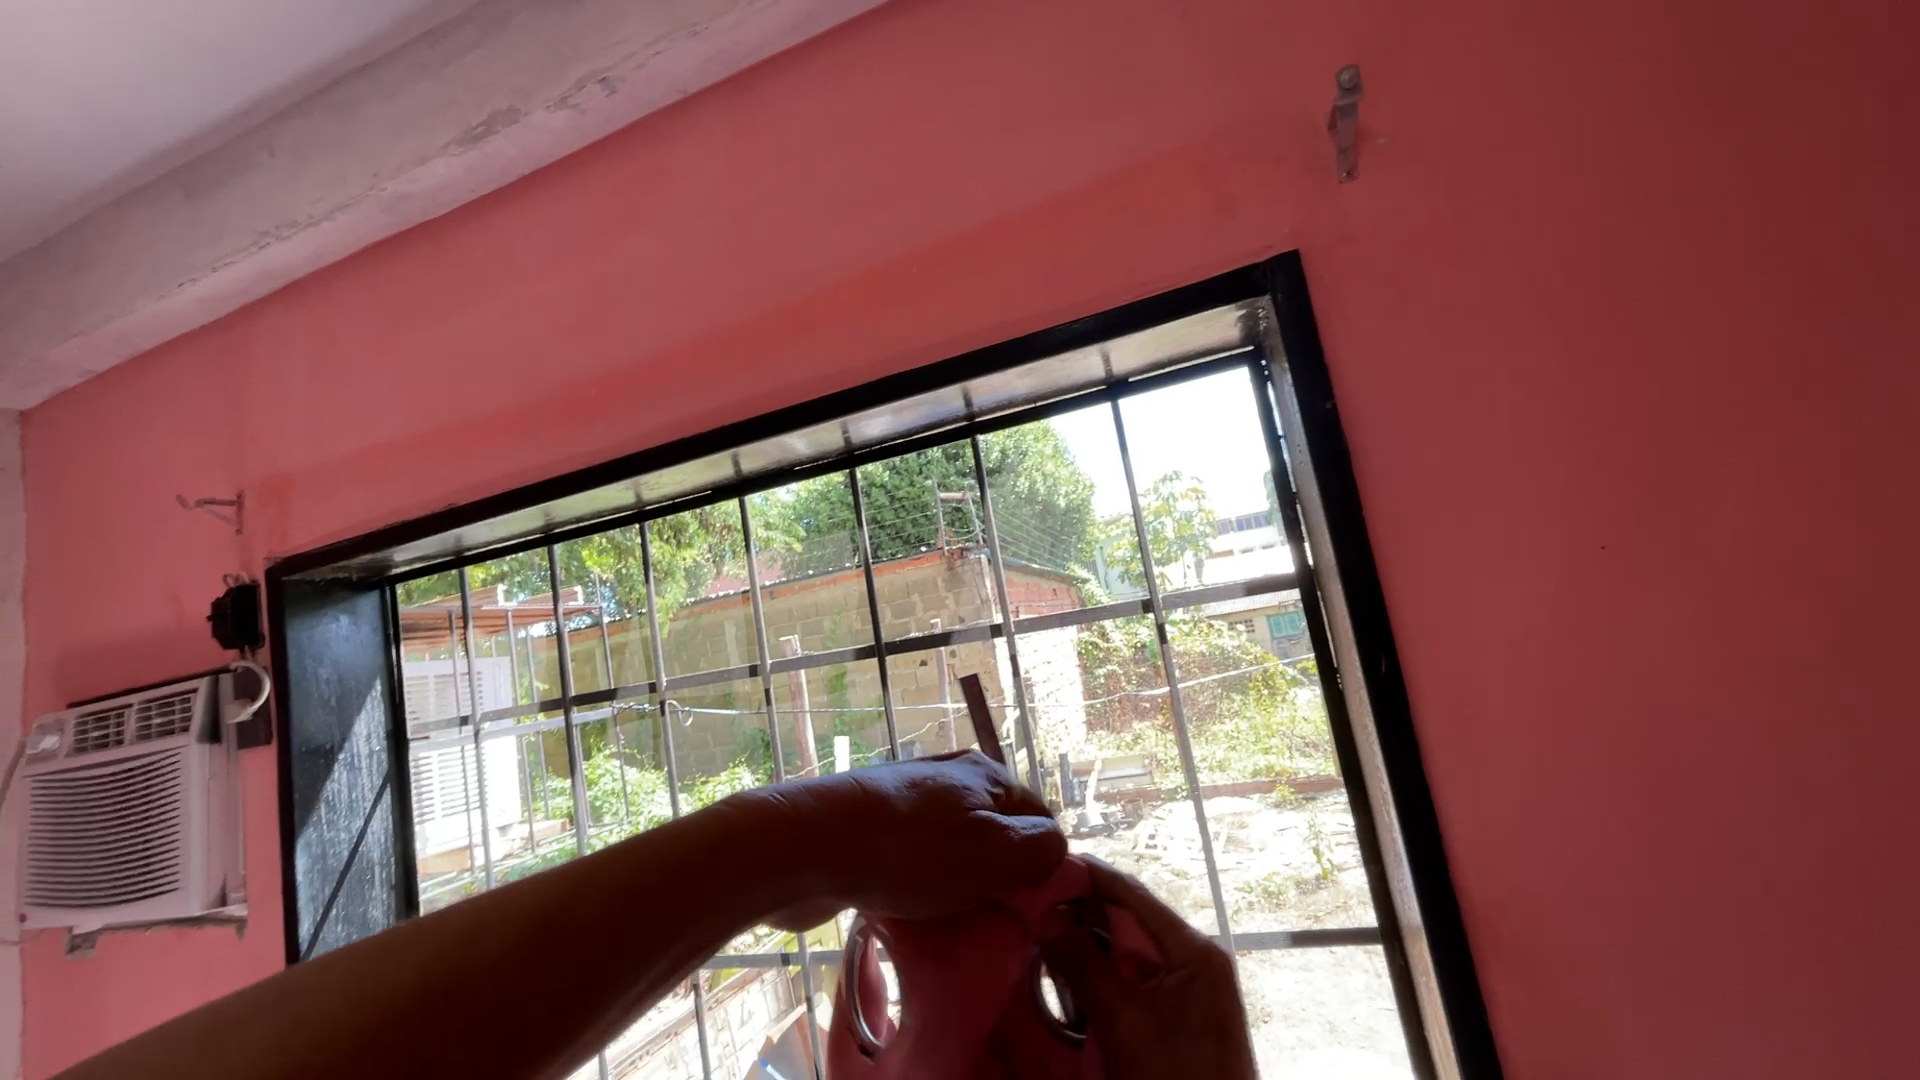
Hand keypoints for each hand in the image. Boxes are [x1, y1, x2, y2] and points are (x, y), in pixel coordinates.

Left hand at [749, 750, 1066, 927]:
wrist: (809, 844)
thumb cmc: (913, 850)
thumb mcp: (997, 851)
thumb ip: (1041, 849)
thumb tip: (1053, 849)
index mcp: (987, 775)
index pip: (1041, 820)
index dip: (1041, 864)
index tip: (1025, 905)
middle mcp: (951, 776)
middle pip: (996, 834)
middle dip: (996, 876)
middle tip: (985, 915)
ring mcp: (910, 797)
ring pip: (955, 849)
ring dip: (956, 884)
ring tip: (944, 916)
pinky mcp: (874, 823)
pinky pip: (915, 857)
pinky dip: (918, 882)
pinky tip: (906, 904)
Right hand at [1041, 858, 1255, 1078]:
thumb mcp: (1124, 1023)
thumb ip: (1085, 965)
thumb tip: (1046, 918)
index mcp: (1194, 950)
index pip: (1132, 894)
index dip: (1088, 877)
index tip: (1044, 866)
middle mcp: (1195, 959)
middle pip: (1129, 921)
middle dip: (1081, 916)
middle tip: (1032, 910)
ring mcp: (1189, 990)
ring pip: (1128, 953)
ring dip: (1087, 949)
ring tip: (1043, 942)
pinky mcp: (1180, 1017)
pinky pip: (1134, 982)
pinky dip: (1102, 980)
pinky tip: (1070, 983)